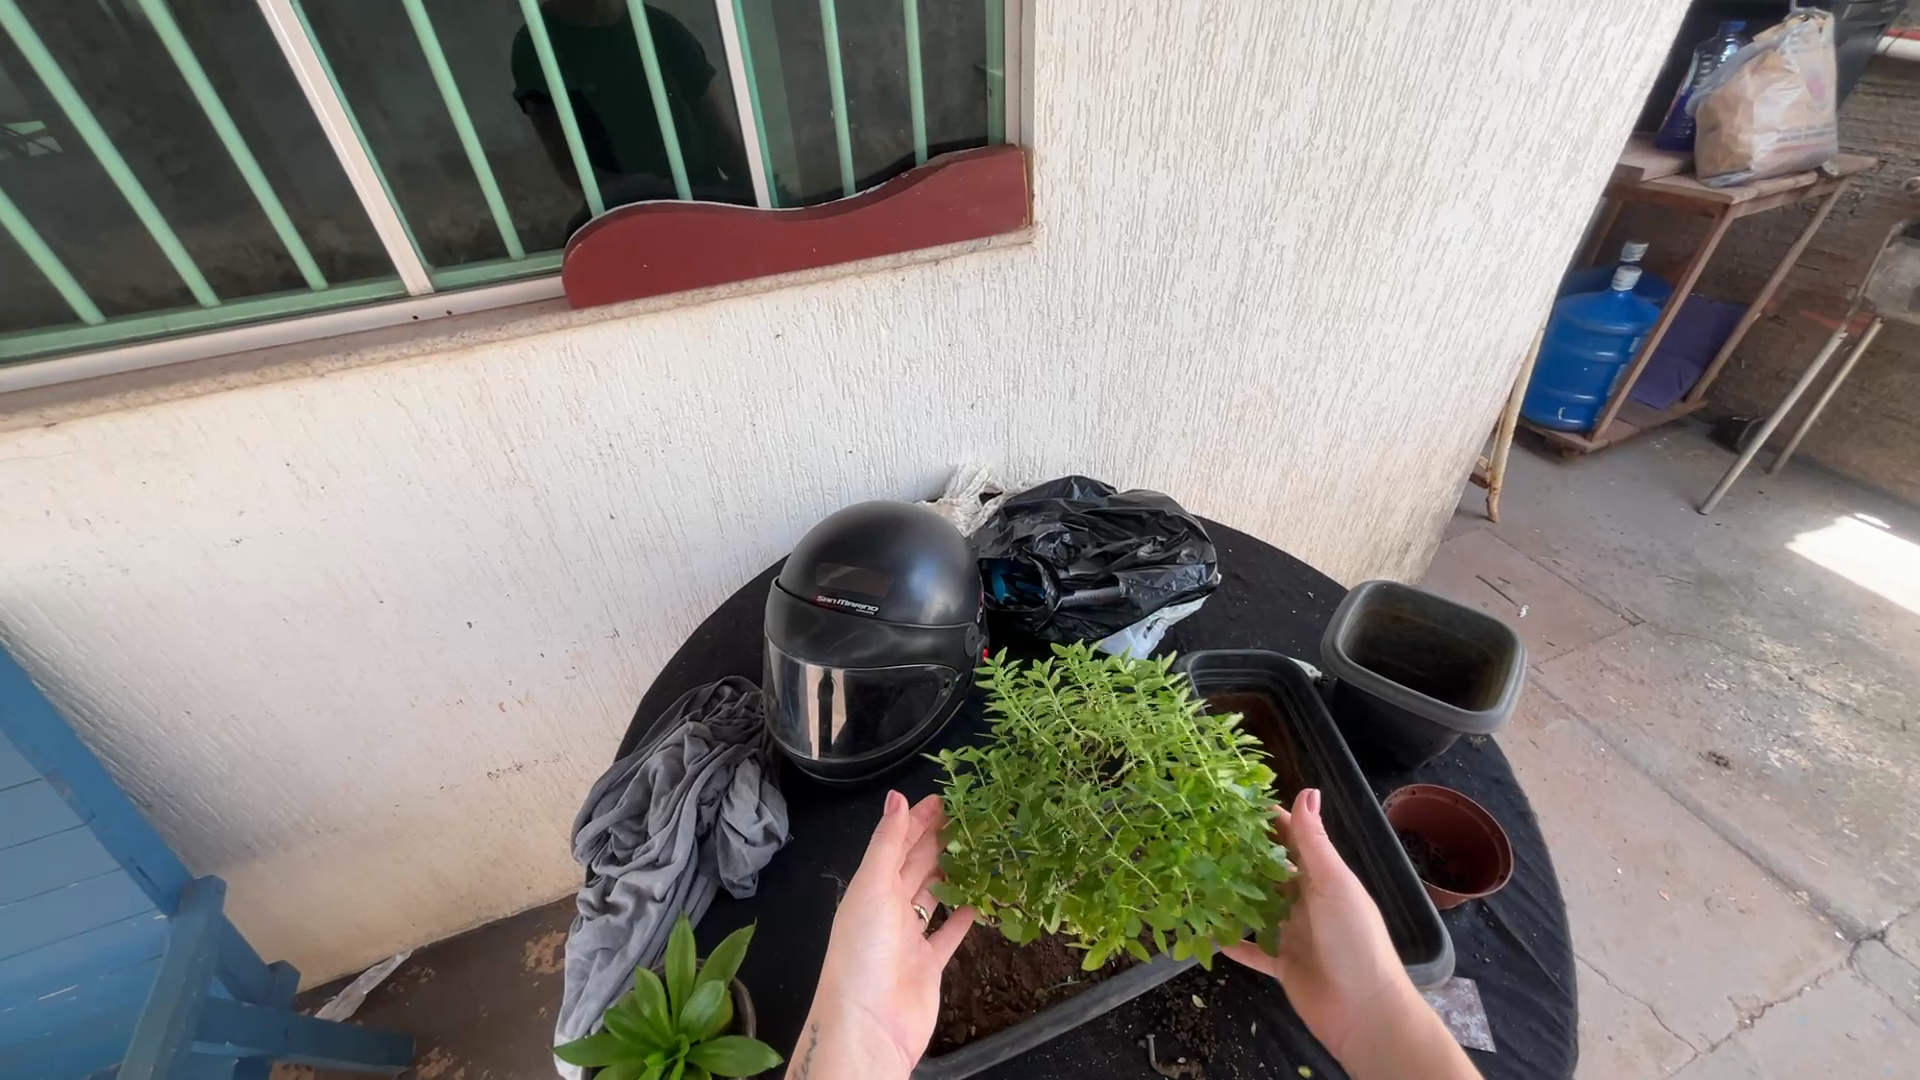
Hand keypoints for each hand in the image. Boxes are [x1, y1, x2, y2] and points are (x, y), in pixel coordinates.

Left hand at [787, 791, 975, 1079]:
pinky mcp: (929, 963)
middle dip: (937, 839)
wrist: (869, 1026)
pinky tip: (979, 898)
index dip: (916, 820)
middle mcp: (889, 907)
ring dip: (951, 872)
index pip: (896, 843)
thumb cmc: (865, 950)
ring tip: (977, 848)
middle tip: (968, 817)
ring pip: (933, 894)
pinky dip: (963, 915)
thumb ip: (887, 842)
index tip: (943, 799)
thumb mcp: (872, 886)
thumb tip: (896, 796)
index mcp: (871, 886)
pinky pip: (949, 933)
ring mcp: (909, 936)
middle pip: (916, 864)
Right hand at [1224, 788, 1411, 1059]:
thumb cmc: (1353, 939)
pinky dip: (1231, 941)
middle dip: (1238, 853)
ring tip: (1193, 875)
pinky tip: (1203, 930)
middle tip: (1198, 834)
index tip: (1229, 799)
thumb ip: (1314, 840)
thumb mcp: (1333, 883)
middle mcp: (1303, 899)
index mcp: (1319, 877)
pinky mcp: (1280, 962)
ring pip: (1253, 905)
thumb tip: (1308, 789)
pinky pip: (1250, 948)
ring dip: (1230, 894)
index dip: (1264, 819)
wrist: (1366, 1012)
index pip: (1289, 838)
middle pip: (1266, 869)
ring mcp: (1290, 931)